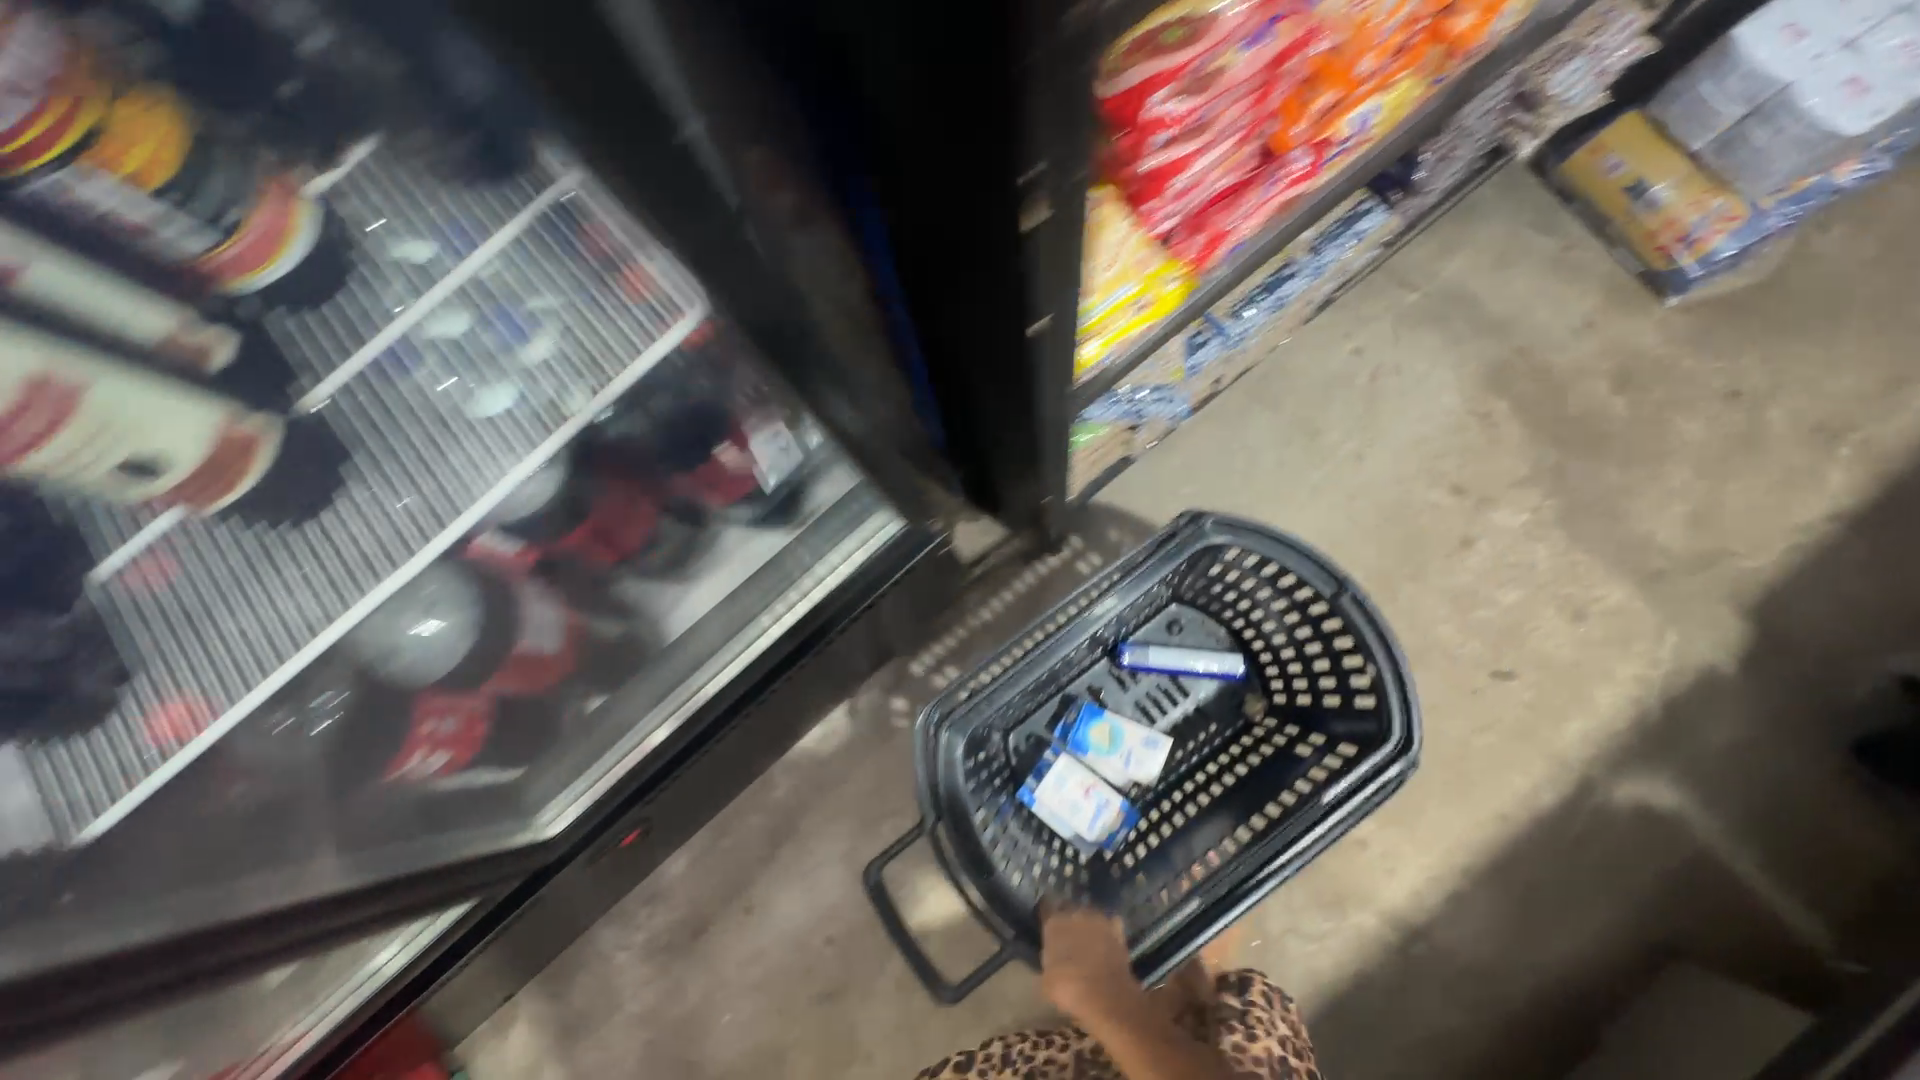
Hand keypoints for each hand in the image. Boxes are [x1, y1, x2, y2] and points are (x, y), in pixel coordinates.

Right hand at [1039, 907, 1145, 1026]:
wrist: (1104, 994)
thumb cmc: (1067, 989)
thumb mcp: (1046, 980)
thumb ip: (1048, 961)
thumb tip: (1052, 960)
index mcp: (1053, 923)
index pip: (1045, 906)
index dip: (1046, 914)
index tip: (1046, 922)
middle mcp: (1074, 913)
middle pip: (1068, 906)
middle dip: (1067, 917)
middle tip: (1066, 933)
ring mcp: (1098, 920)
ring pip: (1090, 913)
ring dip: (1088, 922)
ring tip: (1088, 937)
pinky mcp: (1117, 930)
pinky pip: (1111, 924)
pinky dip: (1109, 930)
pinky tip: (1107, 941)